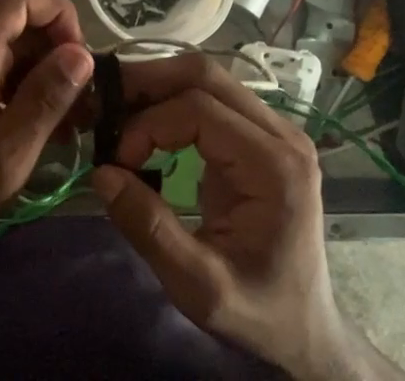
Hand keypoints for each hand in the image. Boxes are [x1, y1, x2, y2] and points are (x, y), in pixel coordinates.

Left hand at [0, 0, 93, 300]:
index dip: (58, 12)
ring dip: (30, 74)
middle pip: (12, 19)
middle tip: (75, 112)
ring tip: (52, 128)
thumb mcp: (7, 155)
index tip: (78, 60)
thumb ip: (45, 98)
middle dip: (51, 55)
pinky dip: (5, 81)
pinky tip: (17, 125)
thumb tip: (81, 53)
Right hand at [91, 56, 376, 380]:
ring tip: (113, 113)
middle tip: (100, 108)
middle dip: (144, 82)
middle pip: (203, 74)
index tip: (118, 163)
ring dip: (152, 87)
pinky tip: (139, 124)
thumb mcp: (199, 288)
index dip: (146, 125)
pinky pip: (206, 96)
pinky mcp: (257, 136)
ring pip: (203, 77)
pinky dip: (166, 100)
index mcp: (275, 167)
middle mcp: (282, 135)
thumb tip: (101, 173)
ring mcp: (273, 131)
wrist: (304, 330)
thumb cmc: (257, 311)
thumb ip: (150, 229)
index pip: (197, 108)